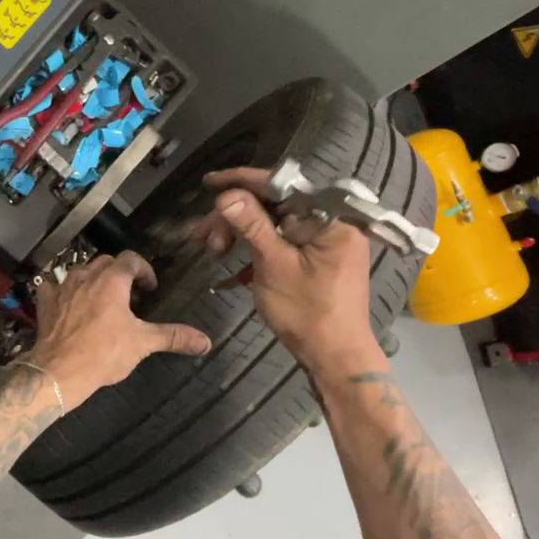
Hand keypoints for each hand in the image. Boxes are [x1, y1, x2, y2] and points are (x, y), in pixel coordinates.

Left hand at [28, 252, 212, 407]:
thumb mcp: (142, 343)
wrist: (60, 371)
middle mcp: (85, 276)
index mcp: (111, 280)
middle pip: (105, 262)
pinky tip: (69, 303)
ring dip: (94, 280)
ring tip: (103, 300)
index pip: (131, 259)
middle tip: (130, 296)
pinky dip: (64, 290)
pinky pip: (54, 286)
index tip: (150, 288)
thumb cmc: (104, 352)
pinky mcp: (46, 302)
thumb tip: (206, 341)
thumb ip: (173, 336)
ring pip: (81, 271)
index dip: (144, 270)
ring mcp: (62, 287)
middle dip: (120, 274)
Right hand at [200, 167, 384, 374]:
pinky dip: (255, 245)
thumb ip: (252, 226)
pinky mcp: (315, 255)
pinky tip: (230, 256)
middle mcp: (331, 222)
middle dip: (235, 216)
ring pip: (274, 222)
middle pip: (275, 204)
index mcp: (331, 218)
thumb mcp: (274, 266)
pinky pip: (281, 238)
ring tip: (213, 251)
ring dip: (240, 232)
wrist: (334, 356)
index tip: (209, 182)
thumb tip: (226, 195)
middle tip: (203, 237)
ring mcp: (324, 239)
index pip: (282, 186)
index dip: (242, 182)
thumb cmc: (307, 313)